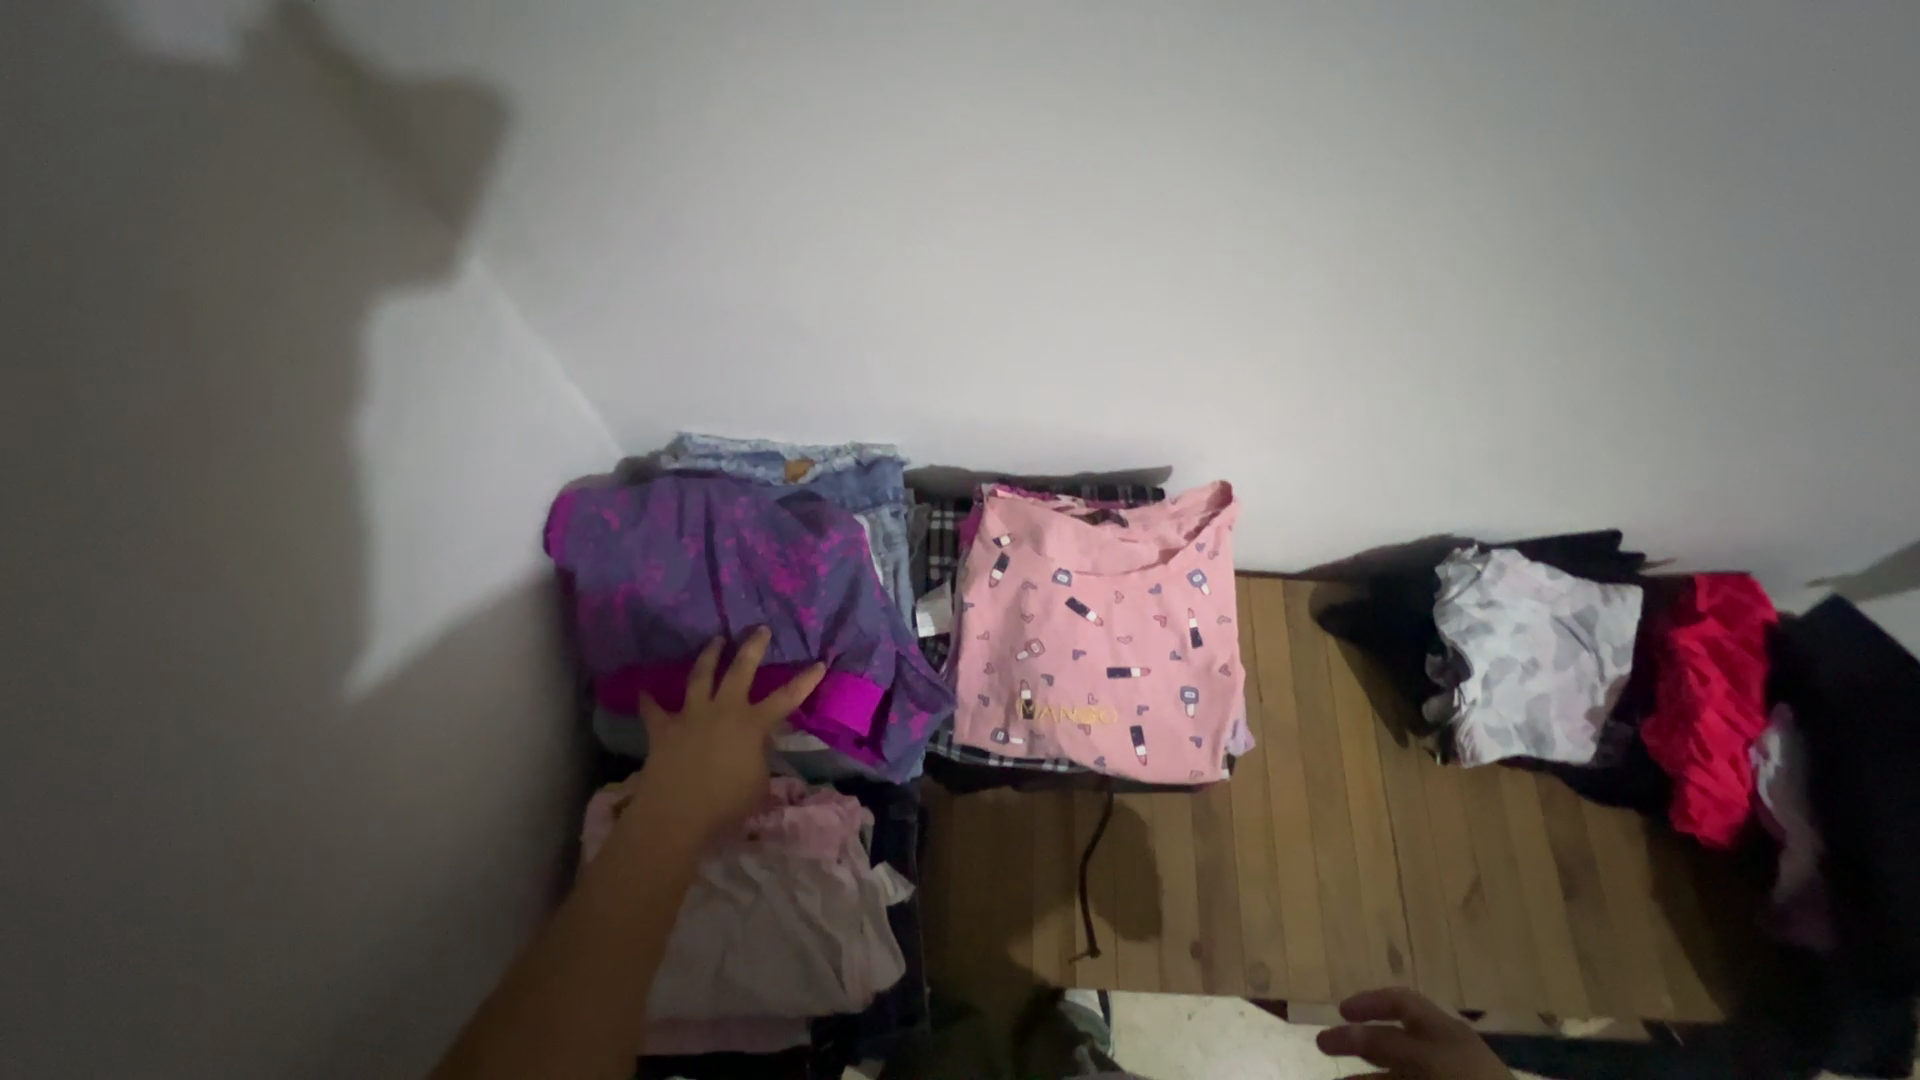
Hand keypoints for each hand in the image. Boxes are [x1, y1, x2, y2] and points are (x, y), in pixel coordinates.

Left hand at [628, 628, 825, 842]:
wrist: (676, 814)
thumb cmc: (726, 804)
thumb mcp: (759, 784)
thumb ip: (761, 759)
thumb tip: (759, 747)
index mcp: (752, 724)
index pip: (787, 698)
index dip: (805, 681)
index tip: (819, 663)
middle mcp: (723, 710)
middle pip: (740, 670)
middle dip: (752, 647)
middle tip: (759, 629)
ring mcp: (691, 716)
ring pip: (700, 677)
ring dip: (709, 656)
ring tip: (715, 640)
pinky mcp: (663, 730)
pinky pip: (654, 711)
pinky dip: (648, 699)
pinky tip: (643, 689)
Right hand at [1315, 988, 1512, 1079]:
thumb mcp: (1427, 1059)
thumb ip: (1385, 1043)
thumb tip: (1342, 1028)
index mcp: (1444, 1033)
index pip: (1401, 1003)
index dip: (1369, 1003)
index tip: (1340, 1013)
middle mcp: (1444, 1056)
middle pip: (1393, 1043)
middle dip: (1358, 1046)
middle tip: (1323, 1048)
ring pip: (1397, 1076)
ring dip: (1366, 1079)